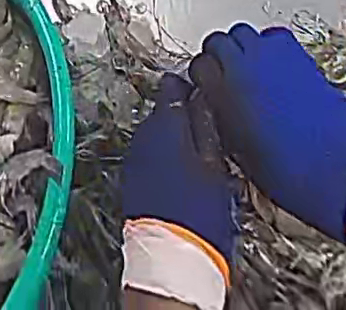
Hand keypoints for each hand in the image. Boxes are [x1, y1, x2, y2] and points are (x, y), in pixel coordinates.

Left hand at [122, 73, 237, 266]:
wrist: (171, 259)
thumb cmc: (200, 211)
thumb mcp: (215, 165)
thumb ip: (206, 124)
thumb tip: (201, 94)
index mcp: (166, 123)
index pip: (172, 85)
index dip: (190, 87)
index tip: (205, 96)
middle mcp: (143, 132)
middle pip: (164, 109)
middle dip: (183, 117)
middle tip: (207, 139)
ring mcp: (134, 154)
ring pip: (156, 132)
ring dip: (173, 139)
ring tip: (196, 163)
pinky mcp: (131, 175)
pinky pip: (148, 153)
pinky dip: (162, 157)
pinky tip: (179, 177)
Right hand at [189, 24, 345, 242]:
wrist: (339, 170)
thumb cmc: (289, 174)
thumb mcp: (240, 151)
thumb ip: (222, 118)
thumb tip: (218, 105)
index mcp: (224, 93)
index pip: (199, 65)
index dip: (202, 76)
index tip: (207, 85)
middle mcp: (242, 66)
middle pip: (217, 42)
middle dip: (218, 56)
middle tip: (225, 73)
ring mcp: (270, 54)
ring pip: (242, 33)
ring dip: (241, 47)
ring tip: (249, 67)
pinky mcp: (296, 51)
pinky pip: (271, 37)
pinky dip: (268, 46)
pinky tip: (273, 67)